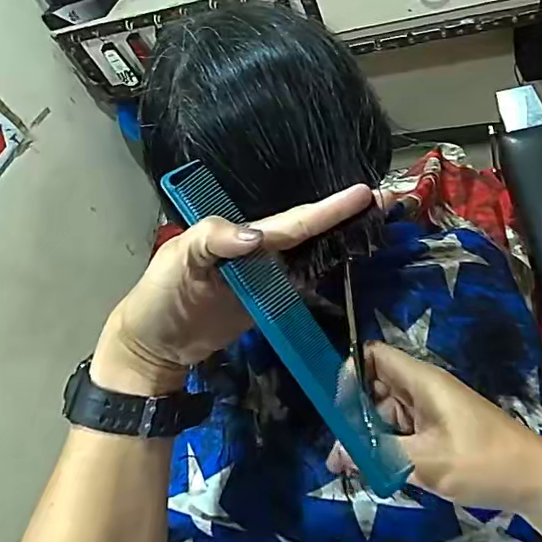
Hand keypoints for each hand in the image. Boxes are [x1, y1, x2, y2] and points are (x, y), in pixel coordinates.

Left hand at [91, 185, 375, 395]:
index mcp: (242, 233)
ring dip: (345, 235)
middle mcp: (262, 248)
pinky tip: (354, 256)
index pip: (292, 221)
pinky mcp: (272, 300)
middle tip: (385, 199)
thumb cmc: (160, 297)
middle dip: (346, 213)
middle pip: (311, 229)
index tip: (362, 194)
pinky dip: (331, 264)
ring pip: (314, 250)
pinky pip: (306, 279)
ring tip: (380, 220)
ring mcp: (269, 275)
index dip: (328, 209)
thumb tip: (258, 235)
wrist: (156, 347)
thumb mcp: (177, 259)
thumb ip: (213, 239)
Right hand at [327, 342, 541, 512]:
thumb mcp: (426, 462)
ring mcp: (435, 408)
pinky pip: (406, 428)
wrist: (534, 479)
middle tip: (339, 456)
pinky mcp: (442, 428)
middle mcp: (426, 388)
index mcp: (423, 381)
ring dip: (372, 436)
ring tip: (356, 471)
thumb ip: (379, 455)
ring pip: (390, 411)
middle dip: (356, 416)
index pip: (375, 356)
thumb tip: (339, 453)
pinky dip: (391, 445)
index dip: (351, 373)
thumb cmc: (482, 462)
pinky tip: (383, 472)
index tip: (334, 409)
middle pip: (377, 386)